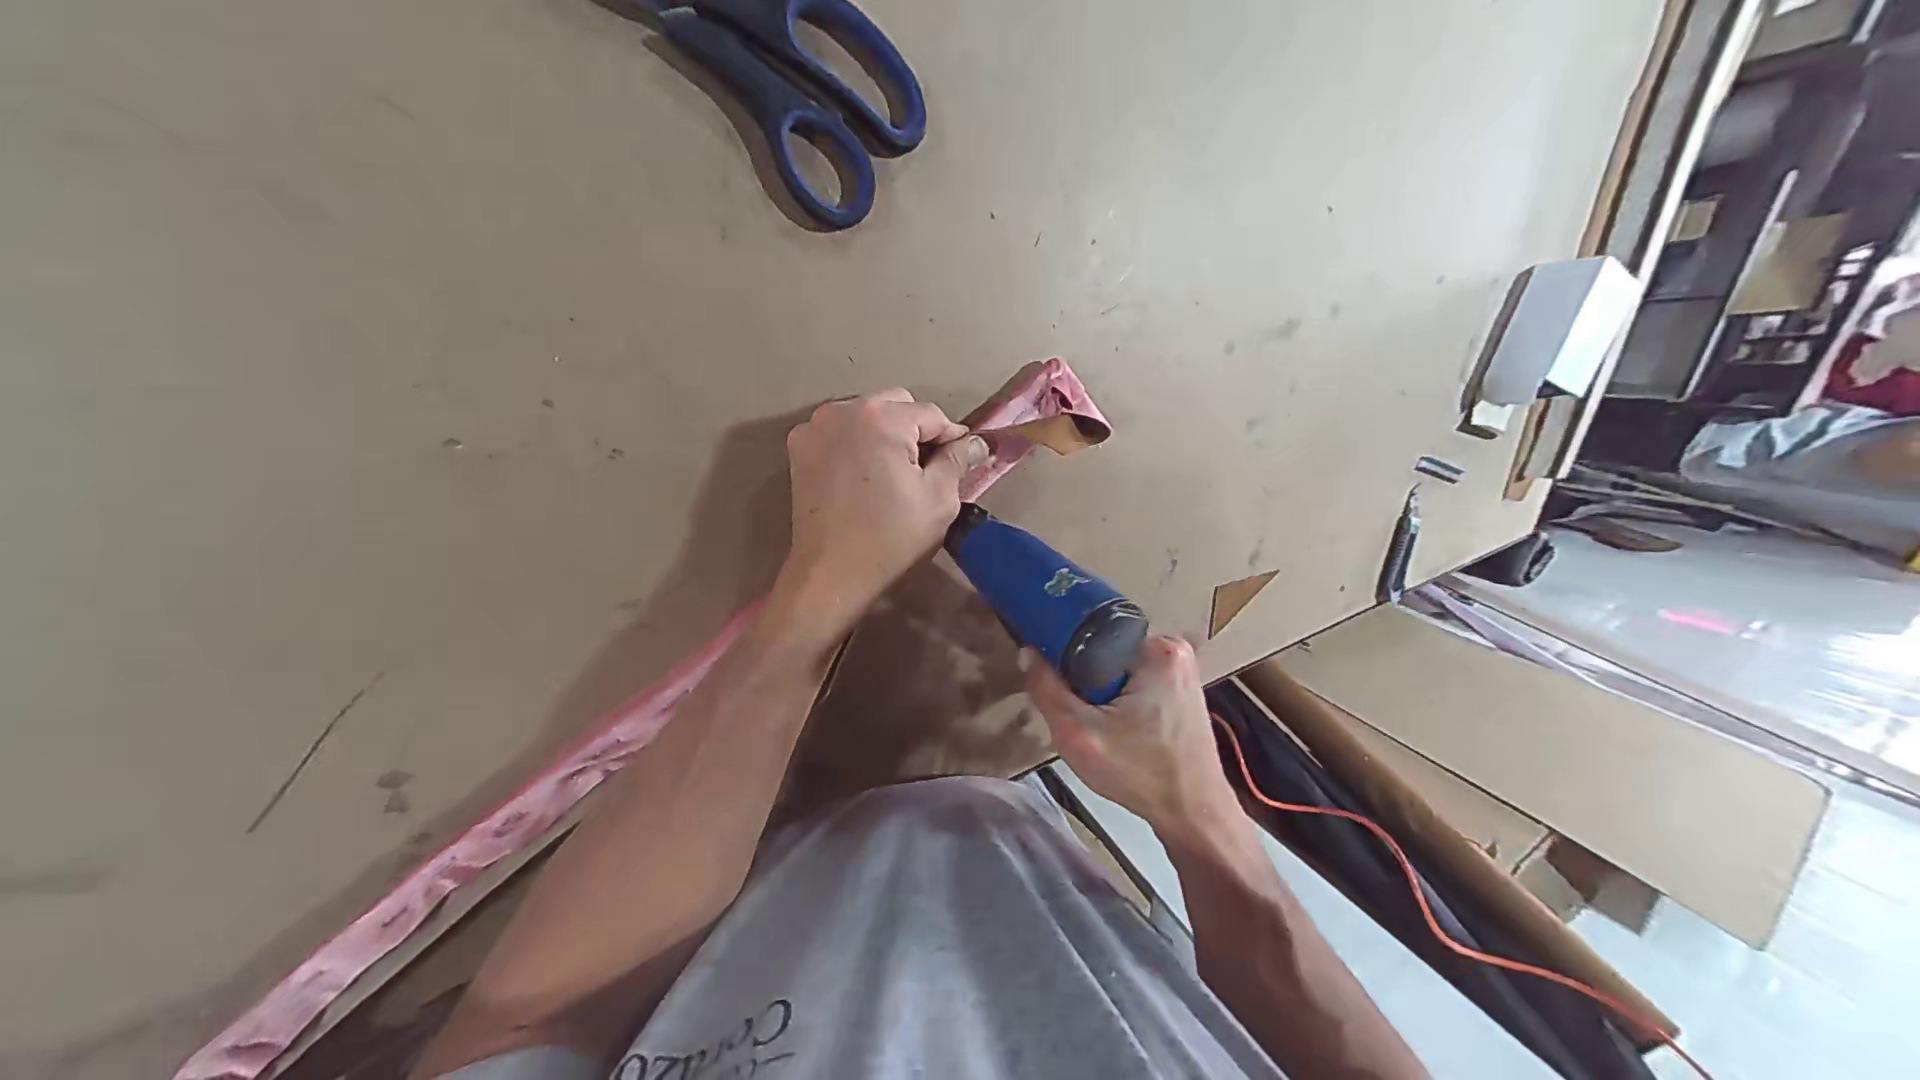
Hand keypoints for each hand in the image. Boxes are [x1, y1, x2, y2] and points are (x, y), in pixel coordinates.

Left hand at [777, 388, 987, 630]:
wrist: (831, 573)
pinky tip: (864, 477)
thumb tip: (976, 442)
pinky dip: (857, 444)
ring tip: (894, 473)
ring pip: (866, 415)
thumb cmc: (890, 538)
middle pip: (896, 405)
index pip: (931, 414)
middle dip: (915, 431)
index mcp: (880, 417)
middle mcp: (842, 410)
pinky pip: (841, 433)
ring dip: (885, 434)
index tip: (960, 462)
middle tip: (925, 470)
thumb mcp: (938, 498)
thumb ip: (958, 460)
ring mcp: (815, 428)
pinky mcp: (799, 449)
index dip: (951, 438)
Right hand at [1024, 635, 1239, 842]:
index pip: (1091, 633)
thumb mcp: (1078, 734)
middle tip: (1079, 712)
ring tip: (1097, 723)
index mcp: (1156, 648)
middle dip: (1084, 677)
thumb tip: (1027, 651)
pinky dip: (1119, 698)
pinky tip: (1116, 728)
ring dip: (1101, 690)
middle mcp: (1173, 649)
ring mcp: (1182, 669)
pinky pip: (1134, 679)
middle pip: (1104, 649)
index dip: (1063, 653)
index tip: (1052, 678)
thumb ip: (1046, 689)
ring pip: (1117, 666)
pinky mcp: (1181, 688)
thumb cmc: (1141, 775)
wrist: (1193, 814)